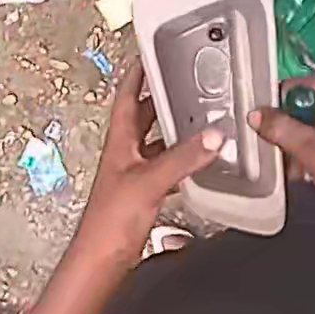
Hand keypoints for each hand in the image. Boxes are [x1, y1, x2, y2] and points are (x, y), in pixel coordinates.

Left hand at [74, 67, 222, 262]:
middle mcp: (125, 151)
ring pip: (155, 139)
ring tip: (197, 115)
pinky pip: (164, 164)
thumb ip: (183, 158)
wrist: (101, 260)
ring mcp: (134, 171)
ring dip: (173, 127)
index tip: (151, 53)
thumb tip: (214, 135)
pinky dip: (180, 157)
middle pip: (143, 114)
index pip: (126, 94)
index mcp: (120, 139)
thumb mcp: (149, 181)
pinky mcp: (143, 191)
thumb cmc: (110, 221)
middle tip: (184, 81)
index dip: (137, 72)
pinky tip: (196, 159)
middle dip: (161, 96)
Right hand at [249, 75, 314, 218]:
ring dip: (301, 142)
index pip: (291, 88)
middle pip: (301, 103)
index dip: (275, 112)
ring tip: (298, 169)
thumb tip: (255, 114)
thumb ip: (283, 130)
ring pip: (313, 118)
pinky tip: (312, 168)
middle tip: (283, 157)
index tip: (267, 137)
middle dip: (288, 131)